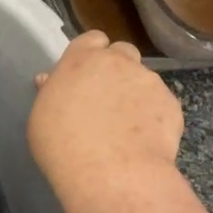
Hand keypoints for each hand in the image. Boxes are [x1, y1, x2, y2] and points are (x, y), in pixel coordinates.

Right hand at [28, 30, 183, 207]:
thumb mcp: (41, 118)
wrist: (112, 173)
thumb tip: (51, 80)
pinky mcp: (171, 104)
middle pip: (122, 52)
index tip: (82, 75)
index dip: (89, 54)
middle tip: (103, 98)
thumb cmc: (62, 146)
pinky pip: (159, 104)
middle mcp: (119, 63)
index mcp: (81, 61)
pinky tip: (140, 140)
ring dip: (133, 94)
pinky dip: (151, 116)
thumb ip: (51, 92)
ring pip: (143, 79)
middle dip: (116, 68)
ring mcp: (150, 82)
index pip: (91, 39)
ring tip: (123, 127)